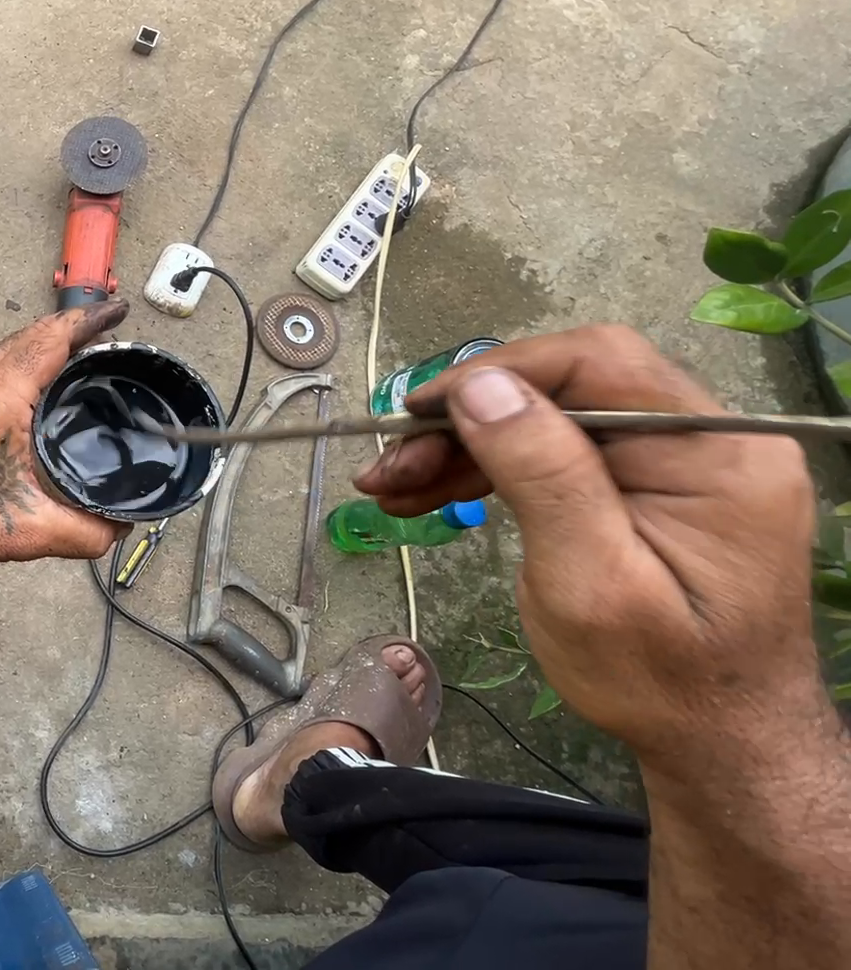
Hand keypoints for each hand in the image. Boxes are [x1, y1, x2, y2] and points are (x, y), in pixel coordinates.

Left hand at [0, 299, 132, 580]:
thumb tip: (120, 528)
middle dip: (72, 328)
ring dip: (43, 344)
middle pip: (31, 336)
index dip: (90, 320)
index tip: (118, 311)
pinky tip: (33, 387)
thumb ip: (87, 532)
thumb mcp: (30, 532)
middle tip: (108, 333)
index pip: (52, 338)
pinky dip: (20, 363)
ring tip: (77, 355)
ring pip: (7, 349)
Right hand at [352, 325, 832, 771]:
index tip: (415, 413)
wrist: (707, 739)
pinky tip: (421, 494)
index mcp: (713, 451)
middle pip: (556, 390)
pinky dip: (475, 469)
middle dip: (461, 421)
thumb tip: (479, 388)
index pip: (595, 363)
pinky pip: (540, 453)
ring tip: (388, 488)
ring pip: (535, 420)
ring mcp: (666, 461)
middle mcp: (699, 439)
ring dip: (455, 449)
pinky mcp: (632, 485)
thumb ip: (543, 475)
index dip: (495, 373)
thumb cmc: (654, 674)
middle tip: (389, 466)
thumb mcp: (588, 578)